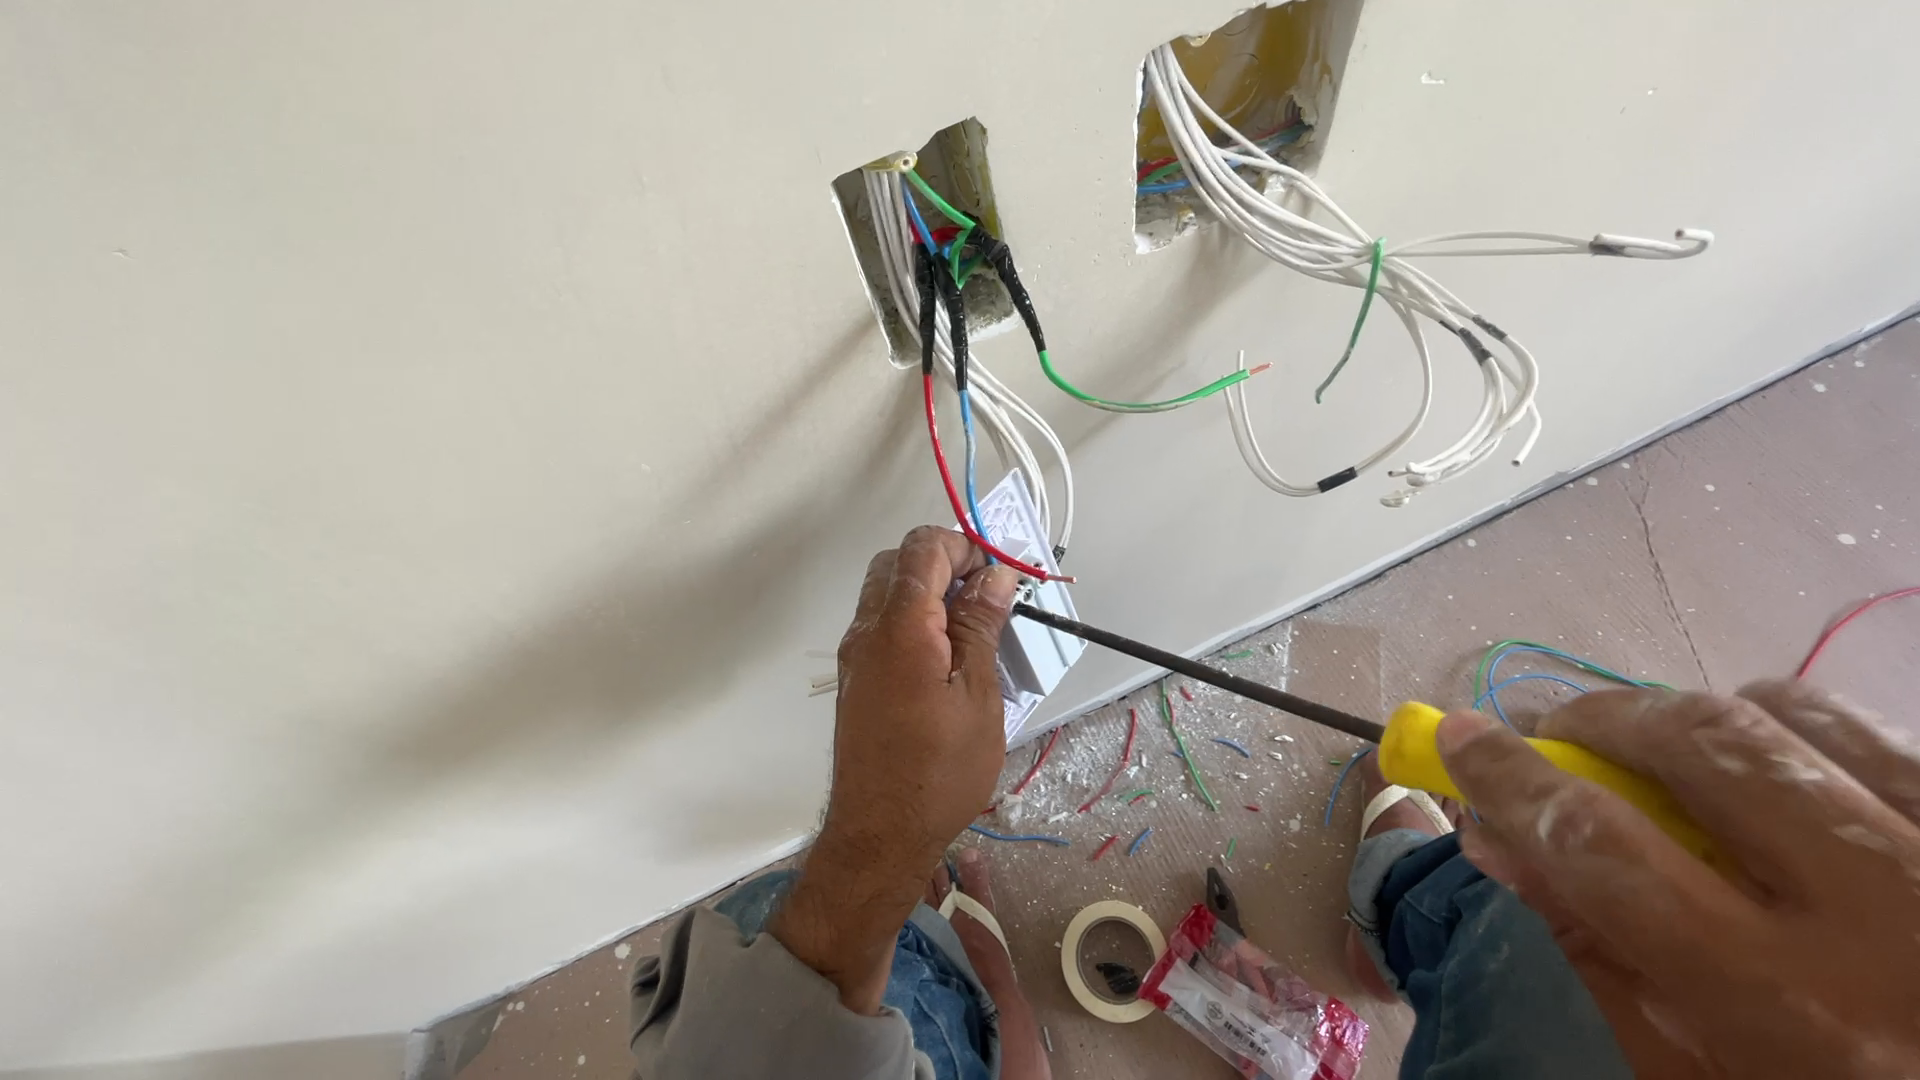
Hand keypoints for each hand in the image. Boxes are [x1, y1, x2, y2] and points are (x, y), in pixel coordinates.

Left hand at [772, 525, 1018, 1012]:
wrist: (879, 835)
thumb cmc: (940, 770)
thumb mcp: (977, 696)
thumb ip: (981, 627)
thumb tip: (994, 575)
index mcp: (901, 627)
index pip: (922, 549)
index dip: (962, 546)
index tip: (995, 577)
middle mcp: (867, 630)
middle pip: (897, 562)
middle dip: (942, 563)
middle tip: (984, 598)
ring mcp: (855, 654)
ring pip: (884, 590)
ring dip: (926, 590)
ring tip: (969, 628)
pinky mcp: (854, 677)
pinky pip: (879, 623)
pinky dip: (911, 617)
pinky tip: (944, 654)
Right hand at [1436, 680, 1919, 1076]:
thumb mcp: (1689, 1063)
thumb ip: (1583, 949)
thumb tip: (1491, 836)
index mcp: (1793, 1008)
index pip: (1600, 845)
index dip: (1510, 776)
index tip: (1460, 734)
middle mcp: (1896, 924)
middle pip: (1698, 745)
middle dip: (1600, 720)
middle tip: (1563, 735)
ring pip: (1795, 715)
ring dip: (1697, 717)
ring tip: (1671, 751)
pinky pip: (1878, 734)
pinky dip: (1798, 733)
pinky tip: (1780, 774)